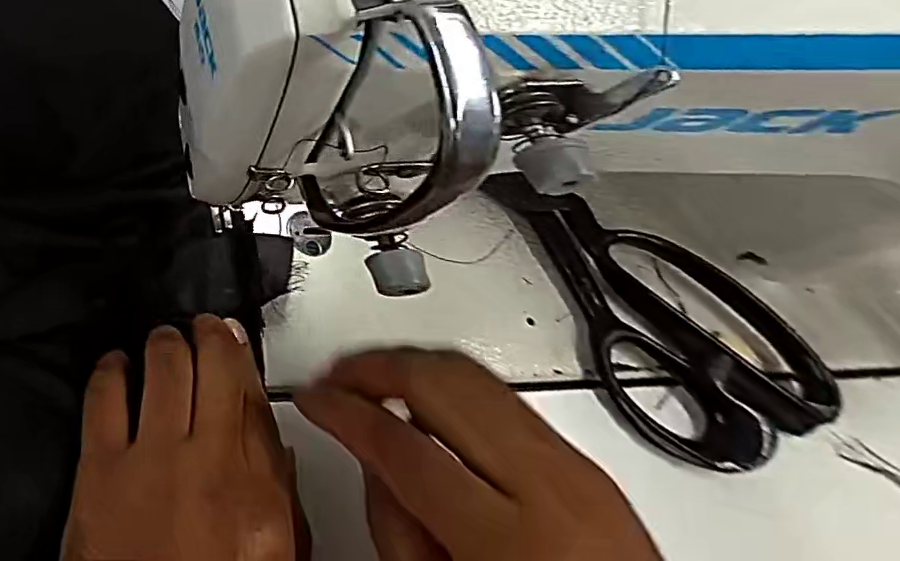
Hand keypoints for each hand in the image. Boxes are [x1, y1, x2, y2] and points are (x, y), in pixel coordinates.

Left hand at [62, 315, 307, 560]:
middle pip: (214, 363)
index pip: (256, 399)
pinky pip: (104, 390)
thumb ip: (278, 500)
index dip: (243, 362)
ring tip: (163, 341)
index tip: (235, 345)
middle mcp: (208, 467)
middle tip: (203, 327)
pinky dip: (111, 366)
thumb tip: (271, 446)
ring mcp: (151, 459)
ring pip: (163, 361)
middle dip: (209, 334)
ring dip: (163, 342)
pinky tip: (116, 363)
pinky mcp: (99, 464)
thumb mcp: (269, 560)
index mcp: (258, 497)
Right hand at [295, 349, 660, 560]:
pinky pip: (497, 391)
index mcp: (513, 538)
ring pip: (465, 370)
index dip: (339, 407)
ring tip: (368, 378)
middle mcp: (552, 489)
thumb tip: (366, 457)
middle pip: (432, 380)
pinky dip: (444, 378)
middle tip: (332, 376)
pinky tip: (419, 396)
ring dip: (403, 362)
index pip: (396, 439)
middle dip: (367, 365)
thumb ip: (396, 527)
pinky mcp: (587, 462)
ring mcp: (576, 469)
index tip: (311, 396)